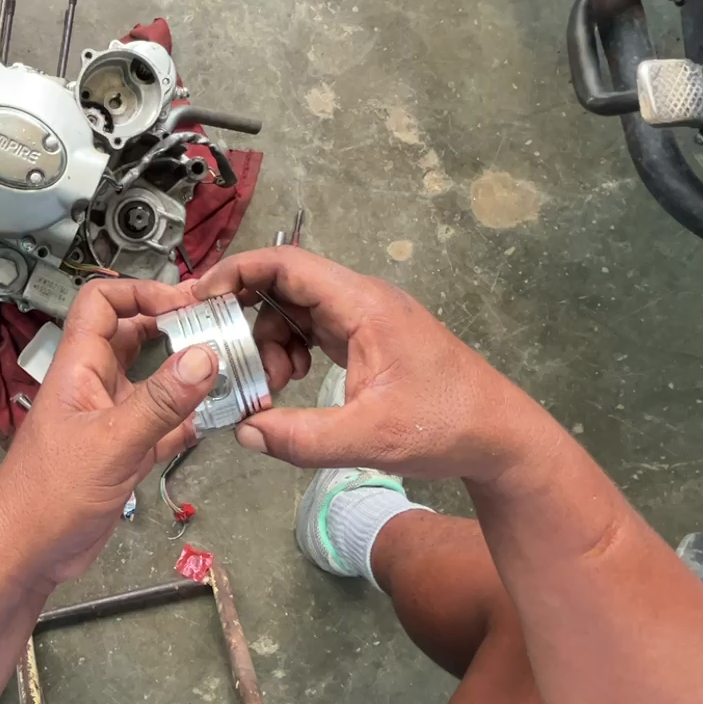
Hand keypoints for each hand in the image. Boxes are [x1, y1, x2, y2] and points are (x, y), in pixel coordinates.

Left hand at [0, 279, 220, 584]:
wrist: (27, 553)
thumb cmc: (52, 493)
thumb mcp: (111, 443)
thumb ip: (160, 402)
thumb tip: (206, 354)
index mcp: (79, 366)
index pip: (102, 302)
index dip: (141, 292)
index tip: (185, 304)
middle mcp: (95, 383)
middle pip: (134, 336)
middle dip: (173, 328)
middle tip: (220, 329)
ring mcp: (109, 417)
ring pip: (151, 381)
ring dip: (185, 375)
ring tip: (229, 369)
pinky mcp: (122, 451)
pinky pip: (160, 423)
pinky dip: (185, 419)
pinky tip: (216, 420)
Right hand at [190, 248, 559, 481]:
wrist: (501, 439)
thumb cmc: (447, 427)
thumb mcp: (369, 439)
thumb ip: (301, 438)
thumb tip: (243, 432)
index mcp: (363, 305)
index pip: (286, 264)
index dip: (236, 273)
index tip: (201, 299)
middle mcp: (359, 301)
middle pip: (282, 286)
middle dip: (245, 319)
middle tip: (225, 357)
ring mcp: (361, 318)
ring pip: (291, 311)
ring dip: (268, 345)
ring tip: (271, 388)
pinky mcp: (362, 337)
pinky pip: (307, 330)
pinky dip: (288, 353)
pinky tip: (291, 384)